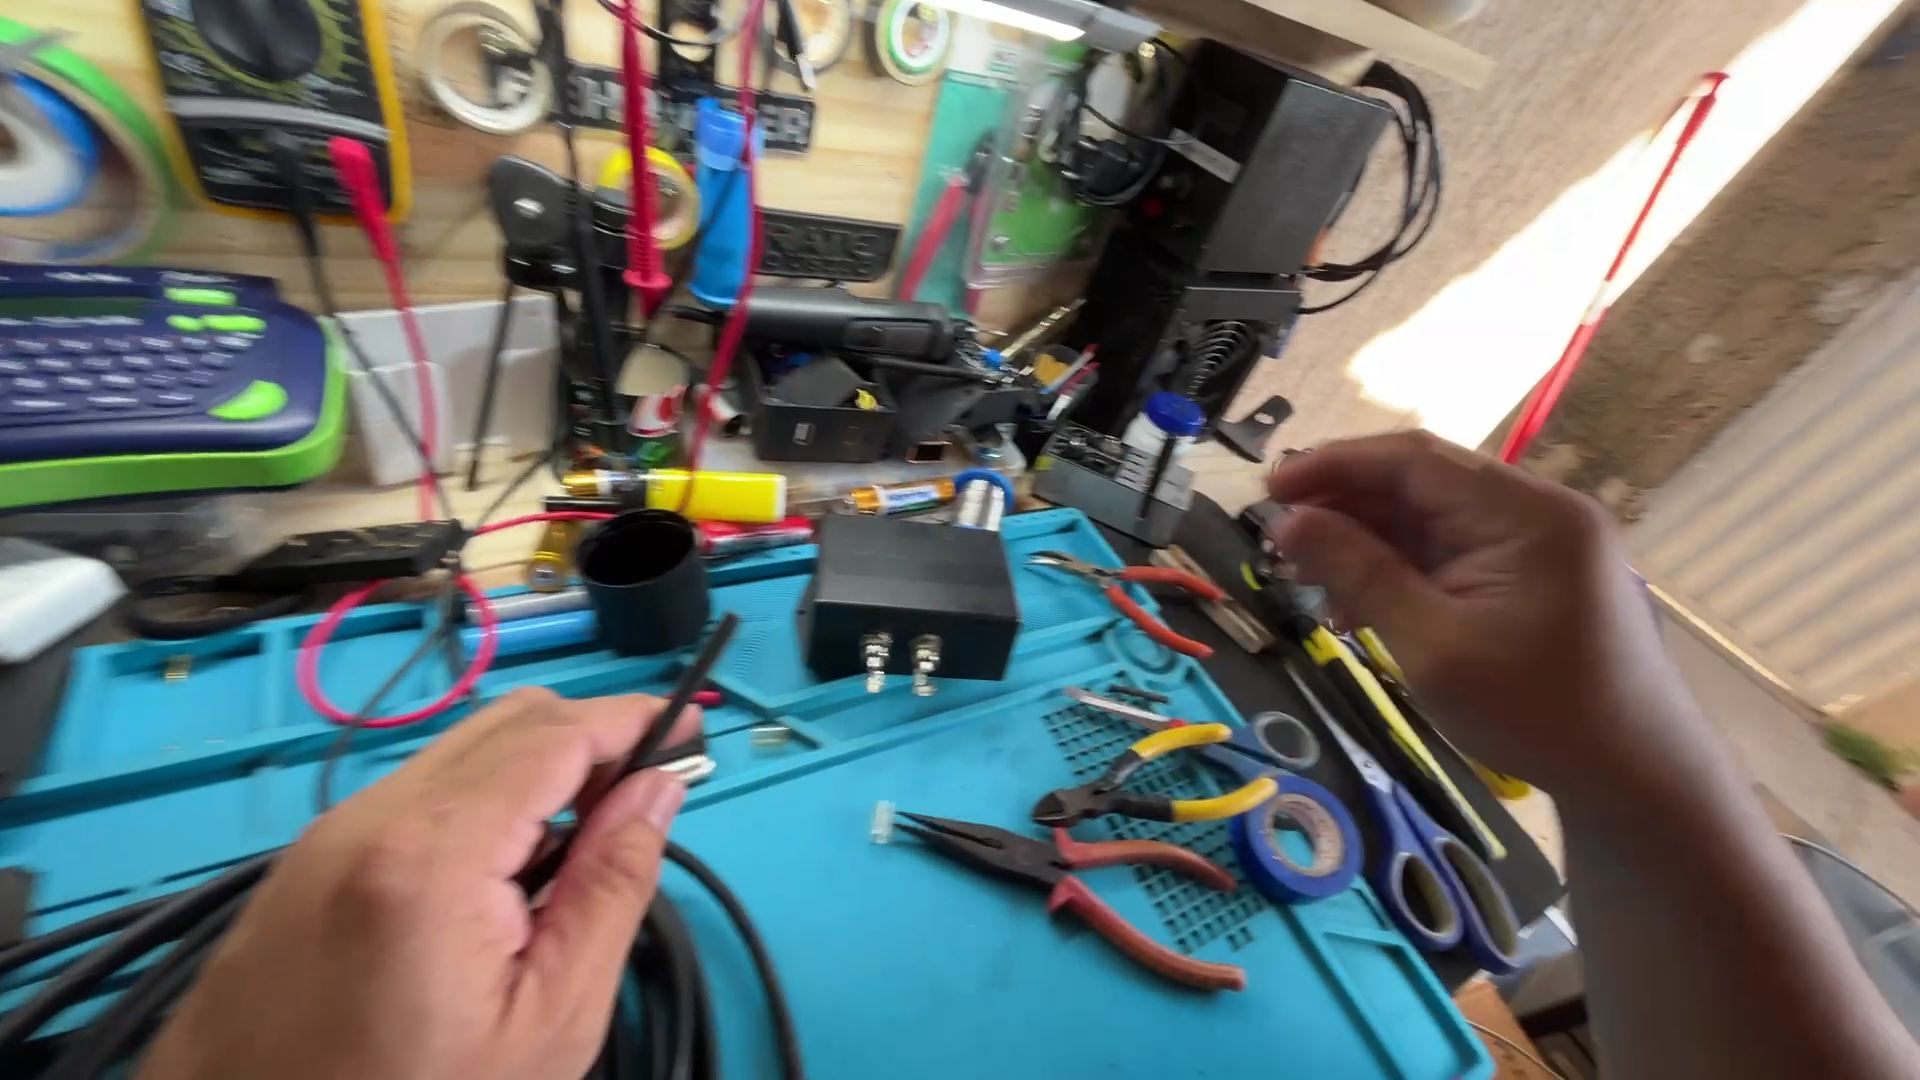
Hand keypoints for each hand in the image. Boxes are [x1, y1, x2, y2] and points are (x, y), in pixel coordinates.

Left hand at [138, 688, 695, 1079]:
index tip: (688, 719)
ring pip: (468, 746)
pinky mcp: (305, 865)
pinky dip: (492, 791)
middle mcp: (369, 819)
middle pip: (512, 721)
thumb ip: (616, 880)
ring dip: (545, 762)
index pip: (556, 736)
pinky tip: (512, 863)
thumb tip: (659, 785)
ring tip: (584, 833)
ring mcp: (325, 838)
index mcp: (433, 853)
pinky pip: (425, 787)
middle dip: (594, 732)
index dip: (633, 716)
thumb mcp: (556, 1013)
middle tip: (643, 788)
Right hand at [1266, 432, 1692, 799]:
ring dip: (1357, 538)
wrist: (1633, 778)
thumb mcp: (1429, 642)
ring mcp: (1527, 541)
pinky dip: (1387, 567)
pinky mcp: (1517, 572)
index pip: (1413, 459)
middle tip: (1278, 536)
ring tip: (1301, 573)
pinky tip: (1347, 601)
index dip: (1333, 464)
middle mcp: (1530, 511)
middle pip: (1415, 482)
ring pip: (1420, 516)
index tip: (1268, 486)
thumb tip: (1285, 521)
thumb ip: (1357, 571)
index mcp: (1525, 514)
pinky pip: (1438, 550)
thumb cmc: (1533, 711)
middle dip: (1340, 503)